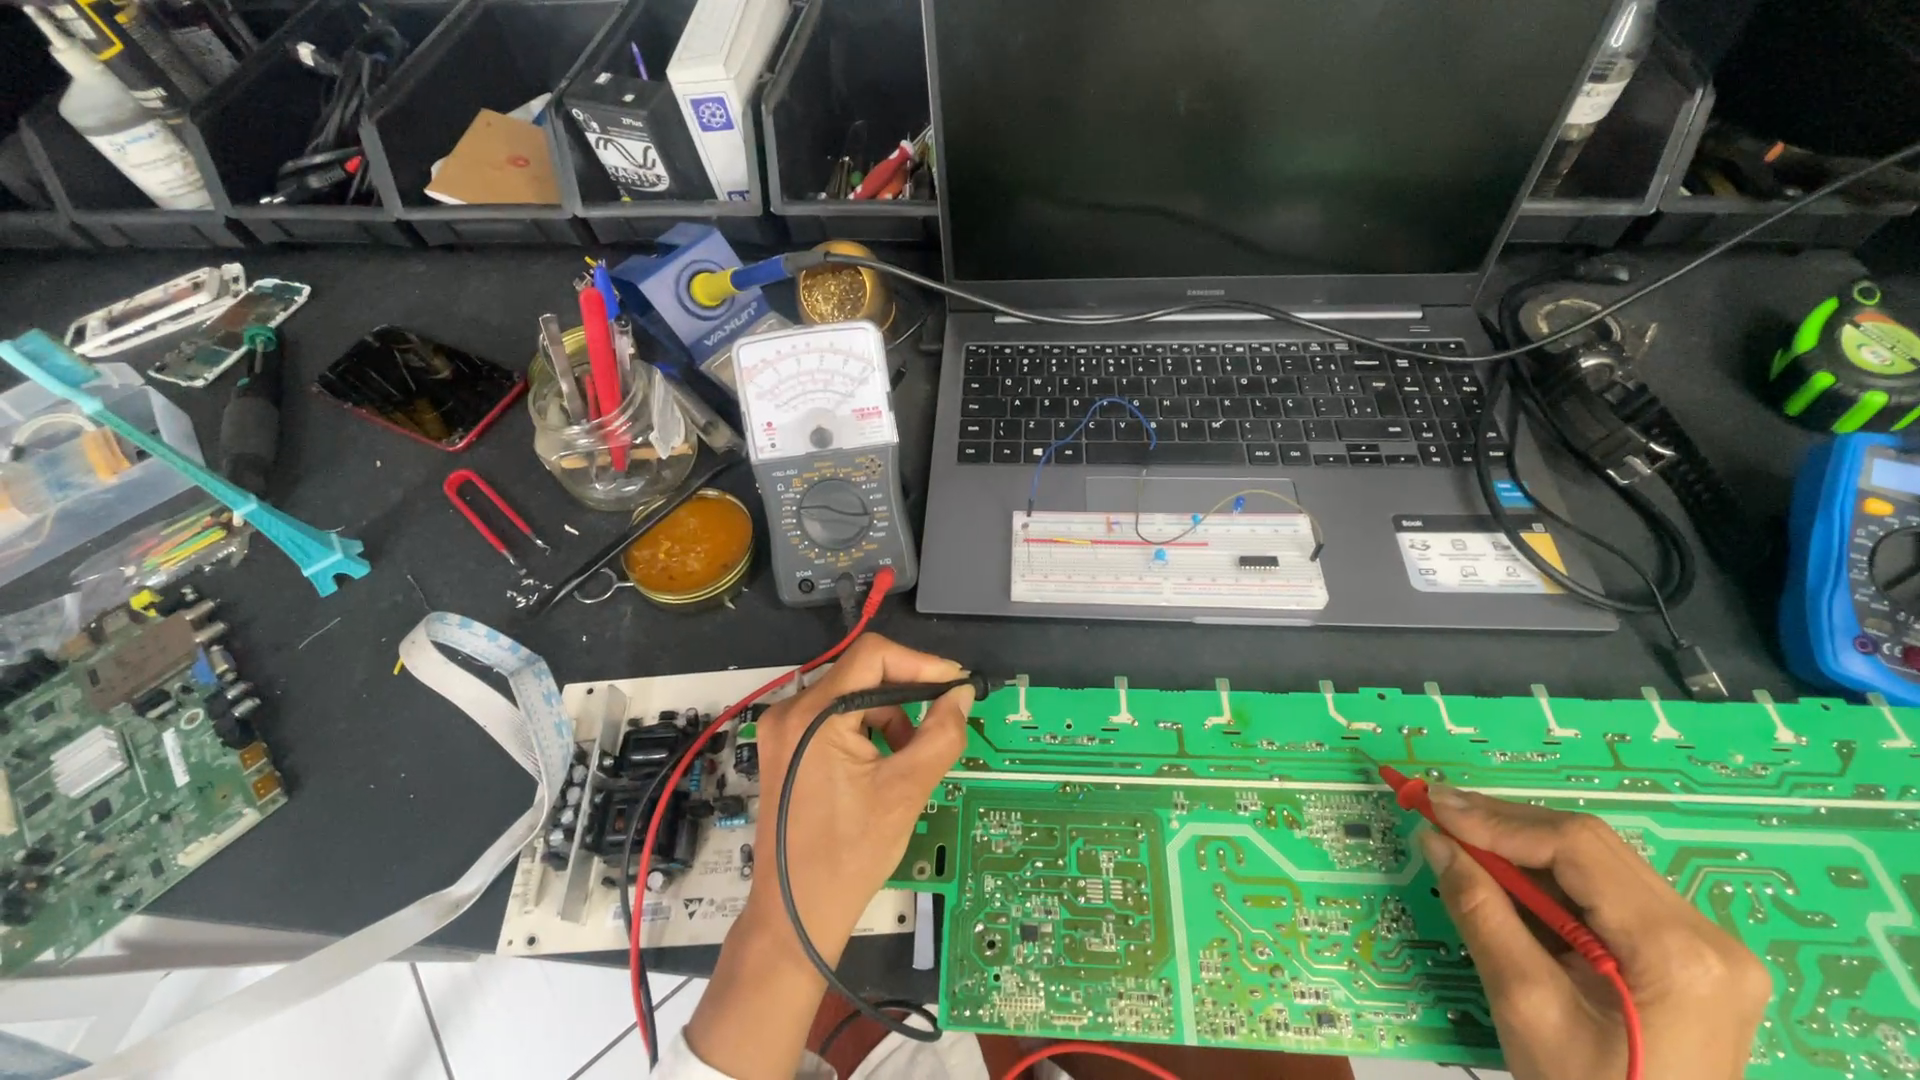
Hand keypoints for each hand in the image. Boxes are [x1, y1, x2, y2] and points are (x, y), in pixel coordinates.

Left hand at [687, 634, 972, 1078]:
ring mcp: (782, 731)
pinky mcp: (784, 750)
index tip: (956, 685)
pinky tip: (884, 765)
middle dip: (907, 694)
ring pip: (849, 697)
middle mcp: (790, 711)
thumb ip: (940, 733)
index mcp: (814, 714)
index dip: (921, 663)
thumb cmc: (850, 854)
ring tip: (911, 756)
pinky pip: (833, 720)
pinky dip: (866, 731)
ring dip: (889, 716)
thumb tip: (961, 695)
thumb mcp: (906, 790)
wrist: (795, 915)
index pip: (873, 655)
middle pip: (860, 674)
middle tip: (942, 720)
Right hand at [1420, 785, 1770, 1079]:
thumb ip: (1481, 912)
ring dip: (1525, 846)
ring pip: (1600, 863)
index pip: (1577, 847)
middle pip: (1592, 846)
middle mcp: (1709, 936)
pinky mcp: (1695, 958)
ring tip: (1461, 837)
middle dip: (1506, 824)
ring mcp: (1709, 947)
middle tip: (1436, 810)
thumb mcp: (1524, 1005)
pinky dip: (1551, 877)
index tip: (1432, 806)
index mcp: (1677, 950)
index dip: (1497, 819)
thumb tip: (1437, 842)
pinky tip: (1506, 874)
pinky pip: (1610, 893)